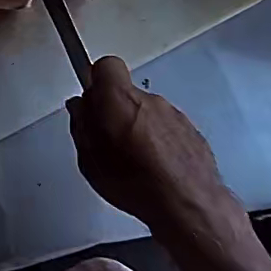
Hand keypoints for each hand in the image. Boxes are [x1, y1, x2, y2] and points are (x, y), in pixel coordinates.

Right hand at [66, 57, 244, 236]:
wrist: (186, 203)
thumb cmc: (139, 183)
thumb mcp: (90, 160)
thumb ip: (82, 126)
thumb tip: (80, 110)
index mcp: (119, 99)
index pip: (106, 66)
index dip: (96, 80)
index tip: (89, 98)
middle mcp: (149, 100)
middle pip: (126, 92)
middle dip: (115, 110)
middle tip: (105, 138)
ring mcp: (173, 114)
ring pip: (147, 111)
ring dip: (137, 128)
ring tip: (130, 161)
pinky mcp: (190, 130)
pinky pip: (166, 128)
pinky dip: (157, 142)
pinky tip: (151, 168)